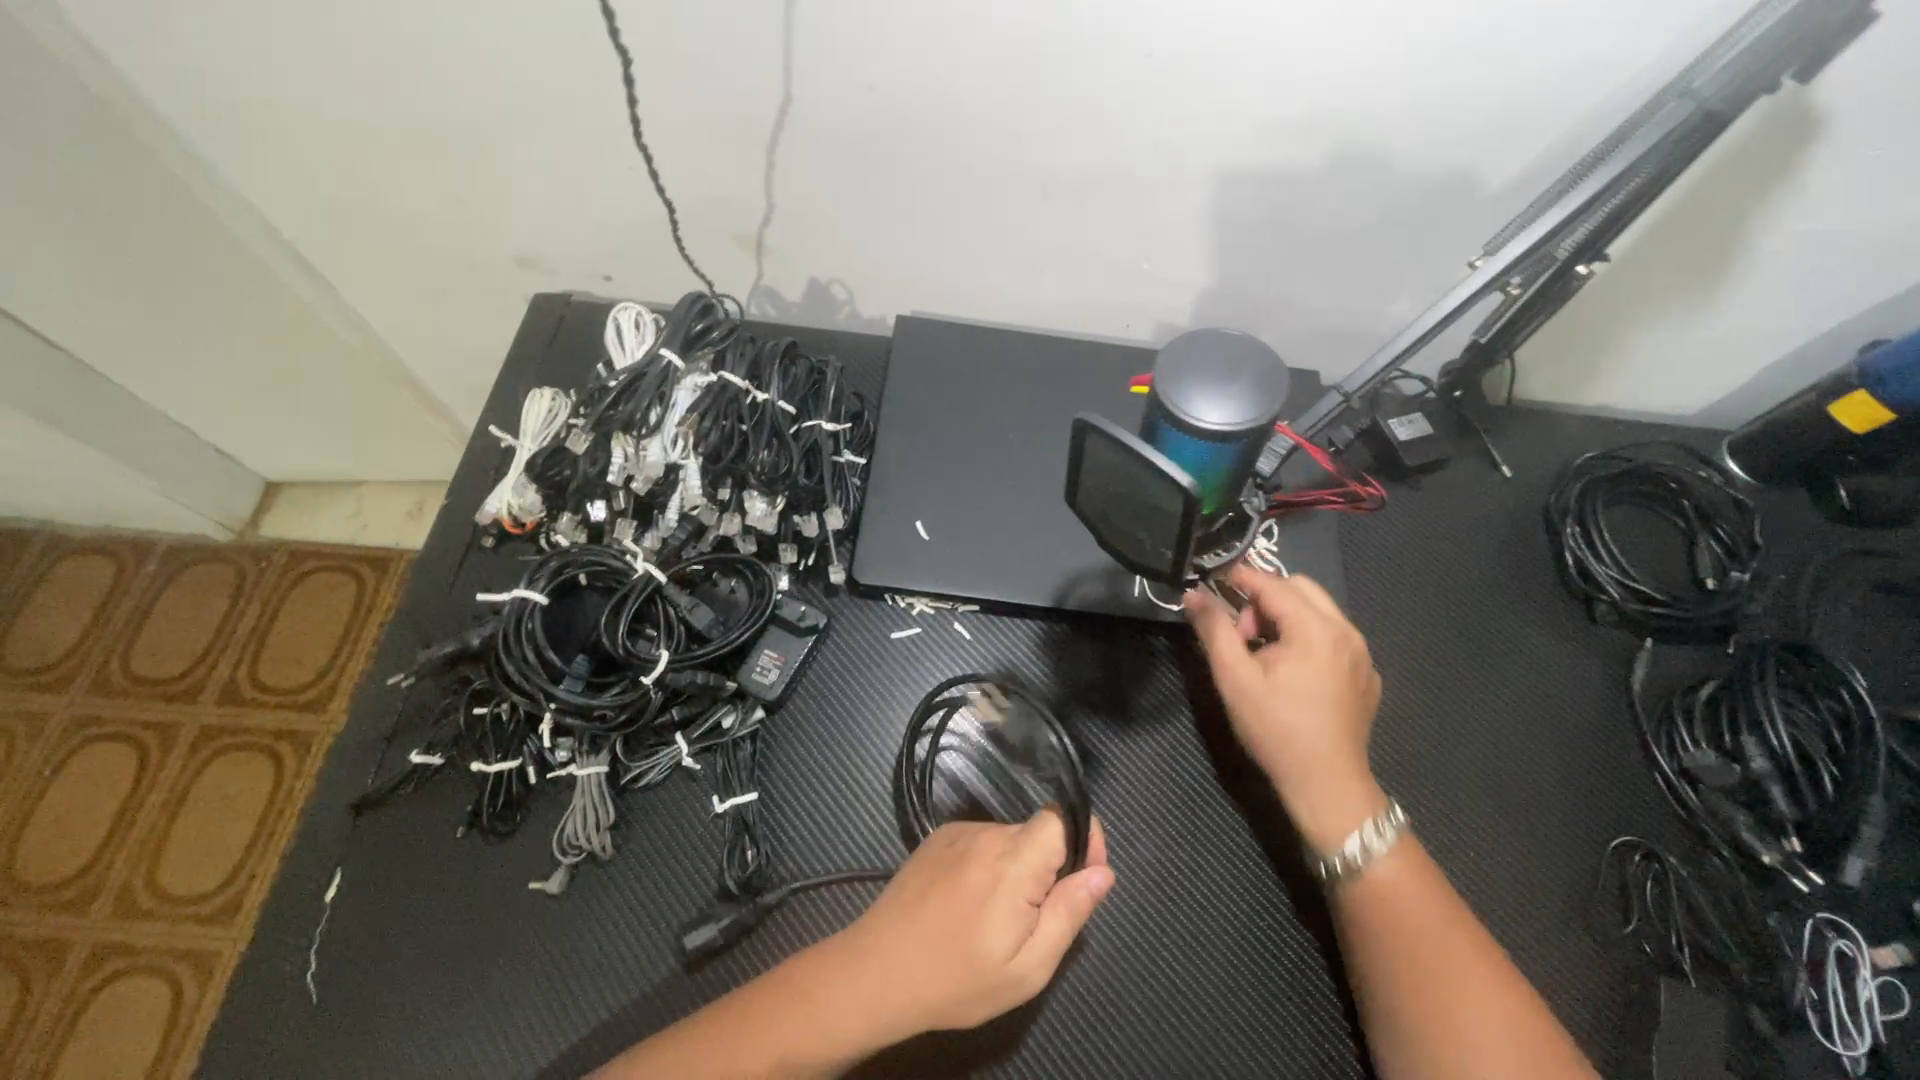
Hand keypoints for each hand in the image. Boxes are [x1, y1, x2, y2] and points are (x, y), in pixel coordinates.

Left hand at [830, 809, 1112, 1041]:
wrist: (876, 973)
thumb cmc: (957, 980)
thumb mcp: (1027, 968)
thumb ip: (1069, 914)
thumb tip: (1103, 872)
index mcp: (1012, 860)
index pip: (1062, 816)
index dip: (1084, 839)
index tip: (1084, 878)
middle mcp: (985, 833)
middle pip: (1037, 832)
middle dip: (1049, 867)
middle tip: (1033, 921)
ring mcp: (956, 833)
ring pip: (1009, 840)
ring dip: (1017, 870)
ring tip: (994, 920)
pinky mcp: (936, 839)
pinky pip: (980, 843)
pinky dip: (988, 867)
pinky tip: (968, 906)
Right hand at [1184, 565, 1385, 850]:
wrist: (1326, 784)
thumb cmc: (1274, 729)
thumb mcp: (1234, 678)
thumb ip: (1214, 630)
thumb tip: (1194, 594)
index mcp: (1316, 629)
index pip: (1274, 585)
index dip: (1241, 578)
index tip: (1214, 580)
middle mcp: (1347, 632)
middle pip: (1301, 589)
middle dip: (1265, 599)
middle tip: (1242, 635)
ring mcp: (1362, 655)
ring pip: (1320, 612)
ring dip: (1286, 618)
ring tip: (1264, 656)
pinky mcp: (1367, 675)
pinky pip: (1335, 638)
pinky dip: (1309, 639)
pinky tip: (1293, 676)